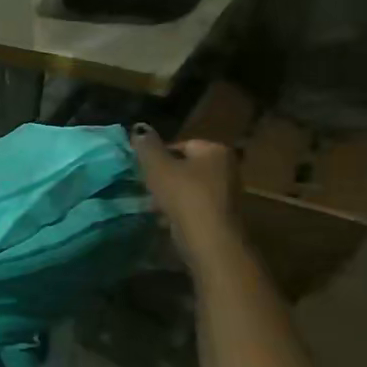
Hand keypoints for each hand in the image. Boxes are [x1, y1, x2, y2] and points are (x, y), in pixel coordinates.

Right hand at [130, 125, 239, 263]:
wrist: (209, 239)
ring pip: (188, 188)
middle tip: (145, 188)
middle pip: (185, 167)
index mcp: (215, 150)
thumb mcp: (158, 167)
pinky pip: (194, 206)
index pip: (180, 145)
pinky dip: (180, 211)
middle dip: (163, 178)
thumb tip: (139, 127)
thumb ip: (147, 146)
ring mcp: (227, 192)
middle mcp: (227, 167)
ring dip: (169, 196)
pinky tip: (166, 221)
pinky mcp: (222, 214)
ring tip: (152, 207)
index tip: (142, 171)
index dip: (157, 157)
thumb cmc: (184, 196)